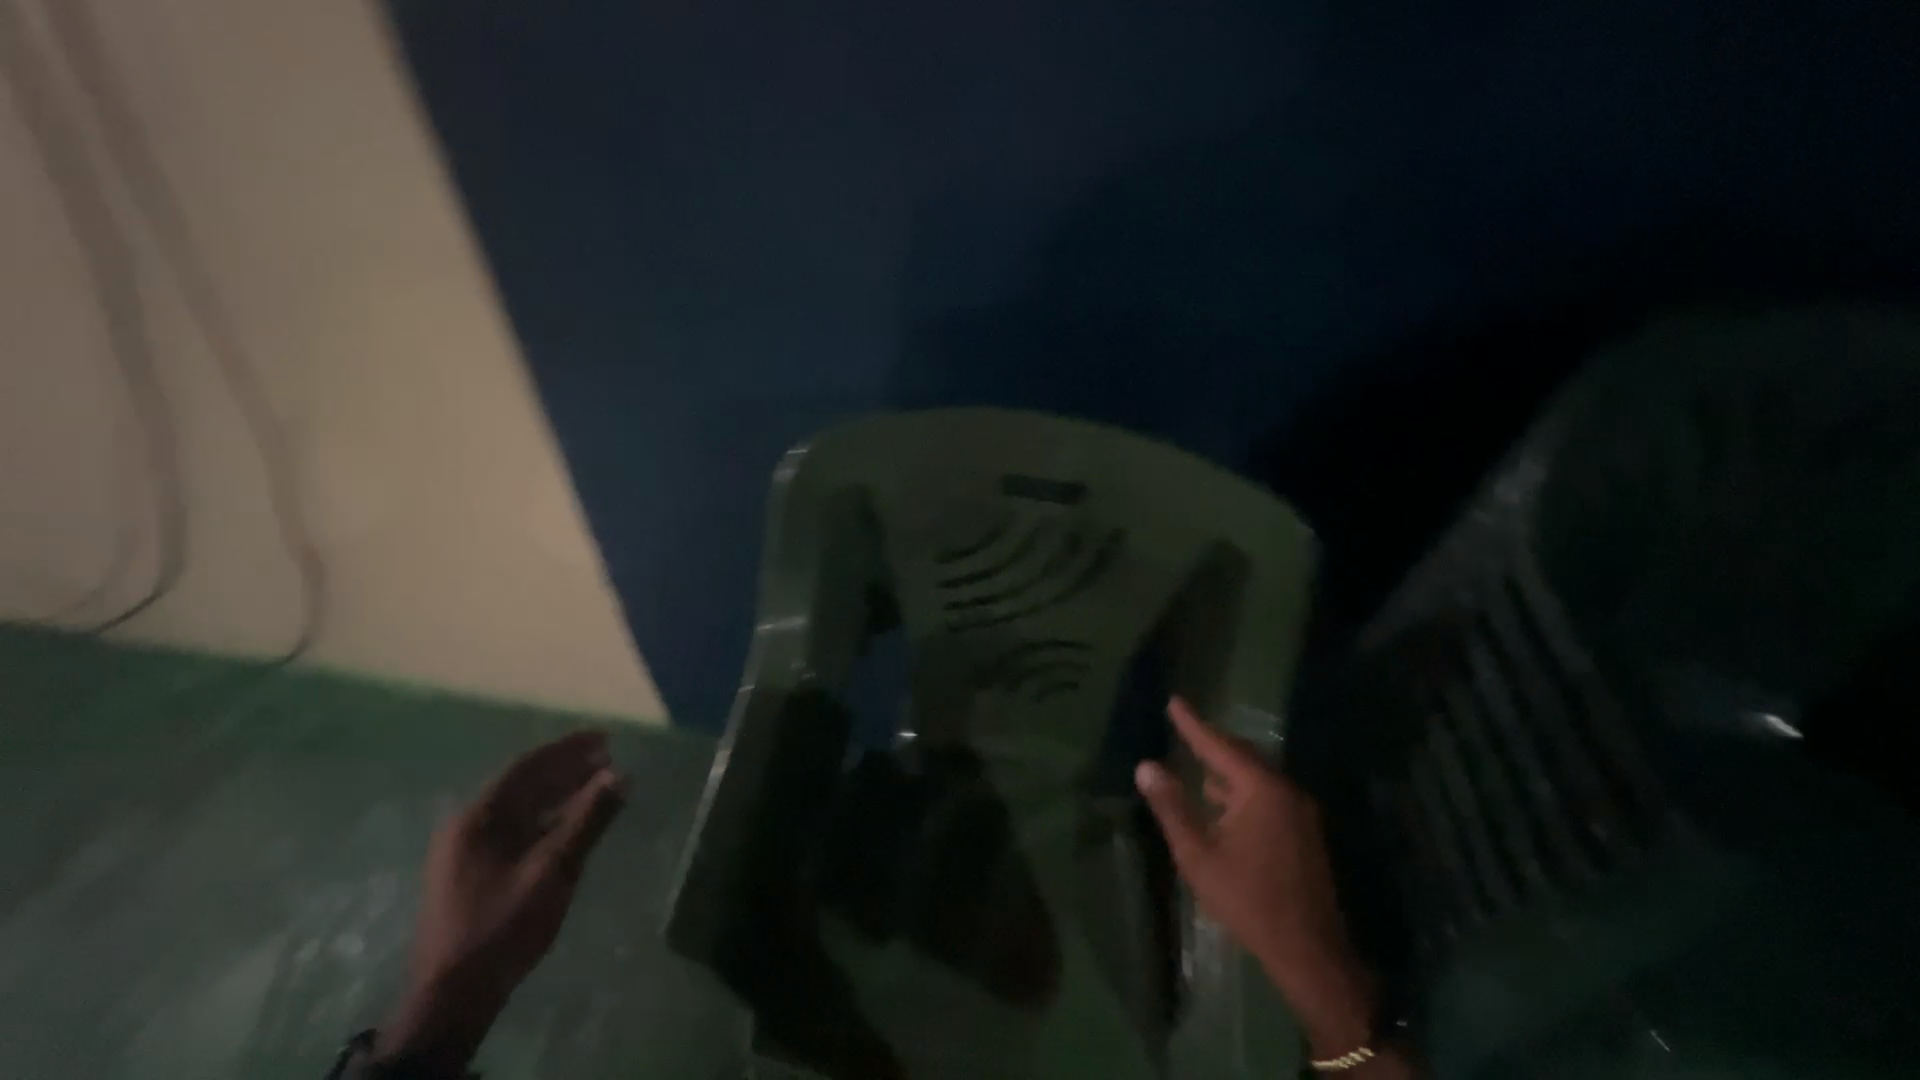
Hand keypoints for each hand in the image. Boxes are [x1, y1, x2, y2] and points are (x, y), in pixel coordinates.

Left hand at [377, 730, 626, 1072]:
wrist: (453, 994)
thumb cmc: (503, 925)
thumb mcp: (553, 870)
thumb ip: (587, 820)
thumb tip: (621, 775)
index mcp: (478, 818)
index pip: (528, 767)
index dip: (568, 749)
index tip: (605, 738)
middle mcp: (468, 825)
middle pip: (523, 784)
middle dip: (567, 769)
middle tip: (608, 758)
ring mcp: (469, 851)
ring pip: (521, 808)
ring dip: (559, 794)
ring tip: (598, 785)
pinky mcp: (475, 872)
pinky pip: (517, 830)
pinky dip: (548, 819)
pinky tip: (572, 822)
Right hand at [1135, 698, 1377, 1060]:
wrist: (1308, 948)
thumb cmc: (1246, 898)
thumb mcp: (1197, 853)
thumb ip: (1171, 806)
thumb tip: (1146, 766)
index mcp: (1259, 788)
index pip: (1218, 745)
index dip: (1192, 724)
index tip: (1173, 700)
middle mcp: (1285, 789)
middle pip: (1243, 755)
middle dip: (1212, 742)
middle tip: (1185, 727)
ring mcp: (1300, 810)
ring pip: (1257, 775)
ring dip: (1228, 767)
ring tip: (1199, 761)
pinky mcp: (1305, 831)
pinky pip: (1268, 793)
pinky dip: (1242, 788)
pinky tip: (1223, 800)